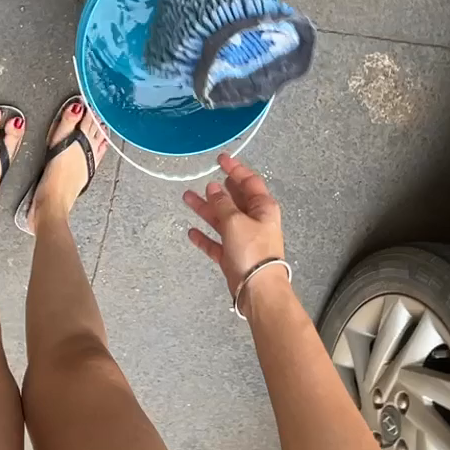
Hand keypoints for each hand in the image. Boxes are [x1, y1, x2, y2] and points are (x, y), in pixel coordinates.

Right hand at [183, 154, 286, 295]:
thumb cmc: (253, 251)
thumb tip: (213, 188)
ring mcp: (242, 239)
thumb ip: (222, 203)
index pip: (249, 181)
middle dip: (218, 190)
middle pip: (234, 200)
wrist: (257, 290)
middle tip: (203, 180)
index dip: (235, 169)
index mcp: (263, 208)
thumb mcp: (235, 221)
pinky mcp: (232, 256)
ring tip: (187, 198)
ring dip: (205, 209)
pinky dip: (204, 236)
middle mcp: (254, 221)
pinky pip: (216, 242)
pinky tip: (192, 231)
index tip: (221, 159)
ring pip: (221, 219)